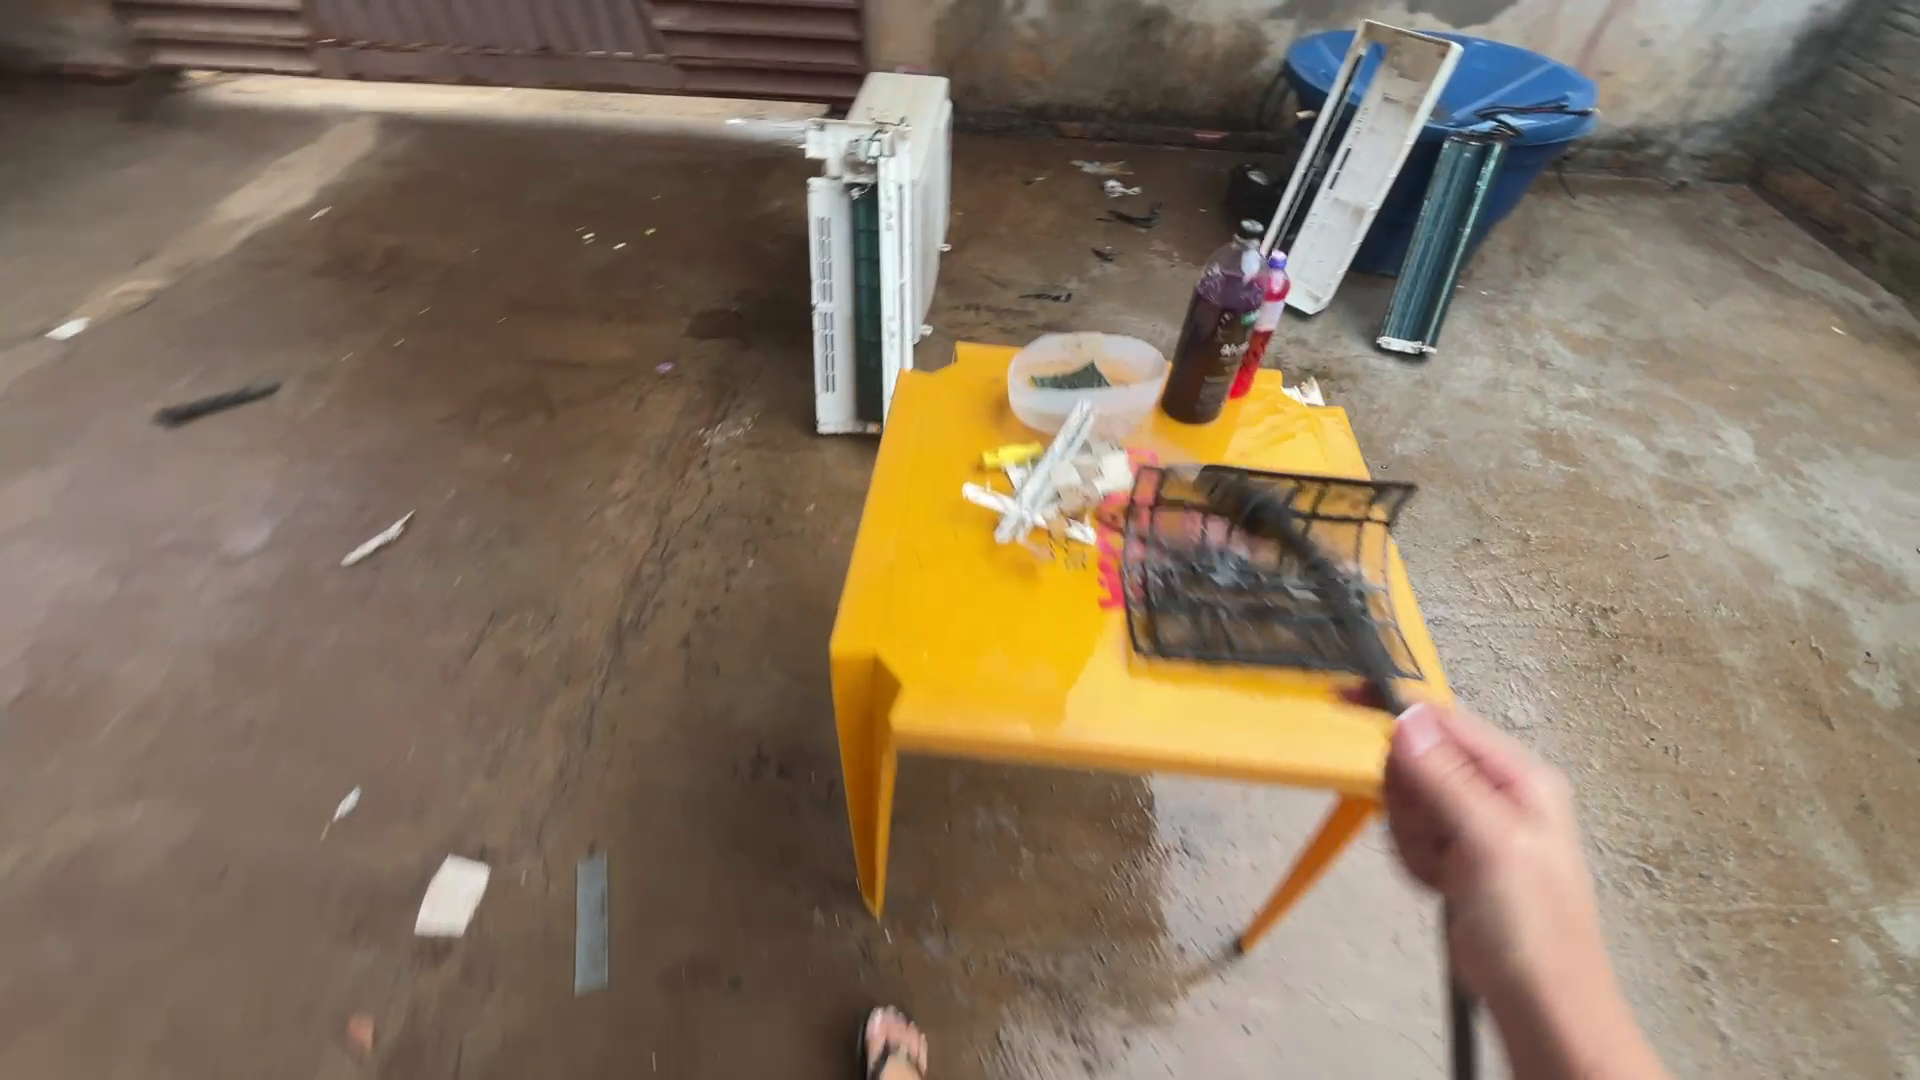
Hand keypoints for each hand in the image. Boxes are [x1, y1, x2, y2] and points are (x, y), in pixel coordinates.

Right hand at [1383, 702, 1668, 1079]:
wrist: (1538, 1002)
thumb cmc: (1531, 928)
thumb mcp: (1487, 842)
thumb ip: (1444, 776)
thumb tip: (1406, 718)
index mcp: (1517, 775)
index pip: (1442, 719)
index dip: (1393, 709)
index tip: (1345, 700)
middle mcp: (1494, 788)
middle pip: (1413, 758)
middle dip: (1407, 800)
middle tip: (1431, 838)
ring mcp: (1470, 818)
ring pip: (1403, 795)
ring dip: (1410, 834)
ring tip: (1442, 870)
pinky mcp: (1451, 844)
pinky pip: (1405, 827)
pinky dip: (1411, 854)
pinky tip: (1439, 881)